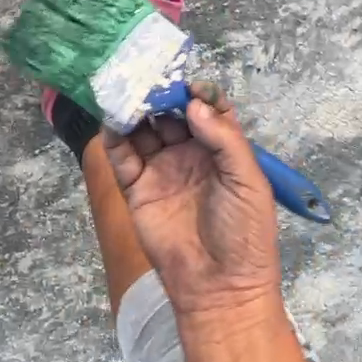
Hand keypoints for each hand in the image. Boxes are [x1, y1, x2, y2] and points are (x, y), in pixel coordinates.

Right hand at [102, 84, 316, 361]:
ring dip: (134, 109)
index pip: (206, 109)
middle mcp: (188, 154)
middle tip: (146, 74)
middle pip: (169, 113)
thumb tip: (192, 104)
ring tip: (125, 90)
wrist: (219, 287)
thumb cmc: (245, 234)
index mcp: (220, 150)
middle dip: (159, 93)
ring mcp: (160, 169)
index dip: (196, 92)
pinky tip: (114, 118)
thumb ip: (223, 139)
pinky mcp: (135, 187)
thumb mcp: (248, 182)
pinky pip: (121, 155)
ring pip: (142, 129)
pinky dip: (115, 135)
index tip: (186, 80)